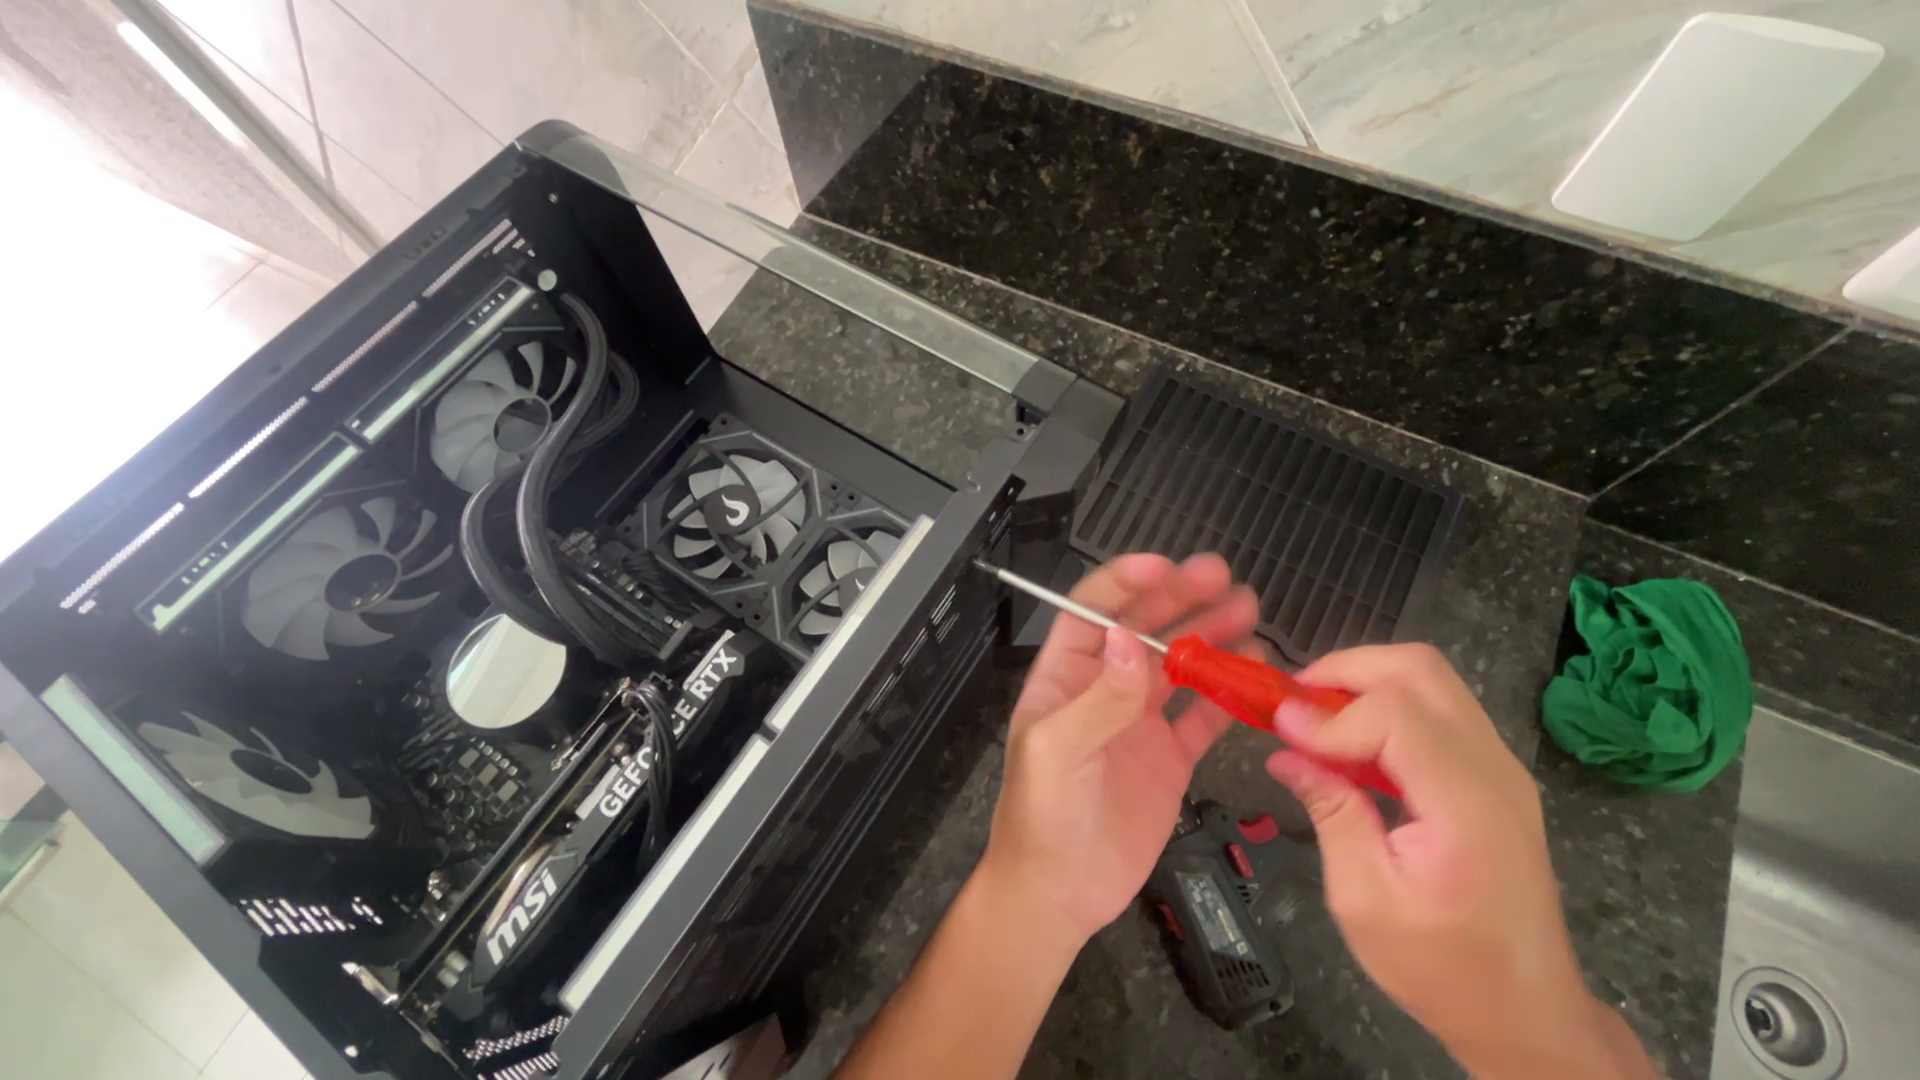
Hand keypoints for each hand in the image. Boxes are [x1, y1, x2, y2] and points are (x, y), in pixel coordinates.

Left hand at [978, 553, 1260, 944]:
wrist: (1058, 890)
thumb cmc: (1041, 815)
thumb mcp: (1057, 749)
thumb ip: (1098, 697)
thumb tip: (1132, 640)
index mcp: (1066, 676)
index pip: (1094, 612)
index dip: (1126, 583)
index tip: (1166, 565)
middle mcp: (1104, 689)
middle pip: (1145, 629)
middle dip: (1180, 598)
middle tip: (1223, 577)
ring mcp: (1140, 722)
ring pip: (1180, 665)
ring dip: (1211, 635)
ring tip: (1249, 610)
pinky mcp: (1170, 758)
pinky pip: (1204, 717)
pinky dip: (1229, 695)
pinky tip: (1255, 672)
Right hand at [1265, 644, 1655, 1079]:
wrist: (1526, 1010)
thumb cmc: (1442, 968)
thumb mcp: (1365, 899)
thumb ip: (1331, 811)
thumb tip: (1284, 752)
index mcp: (1467, 805)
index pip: (1396, 715)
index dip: (1328, 714)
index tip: (1278, 729)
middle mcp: (1494, 769)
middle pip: (1420, 670)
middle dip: (1346, 669)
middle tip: (1292, 702)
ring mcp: (1501, 767)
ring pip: (1430, 679)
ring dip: (1364, 681)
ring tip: (1313, 716)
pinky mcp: (1493, 774)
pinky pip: (1437, 709)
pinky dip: (1385, 704)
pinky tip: (1349, 741)